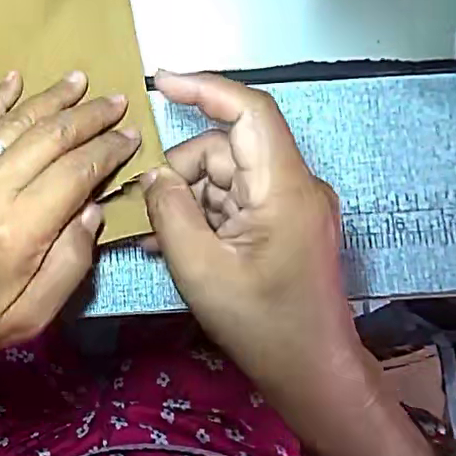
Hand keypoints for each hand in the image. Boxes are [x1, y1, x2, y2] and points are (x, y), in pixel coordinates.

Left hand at [0, 70, 141, 383]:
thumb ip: (70, 262)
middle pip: (49, 137)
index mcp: (17, 229)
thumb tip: (93, 208)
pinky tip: (13, 78)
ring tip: (78, 80)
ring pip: (13, 123)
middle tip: (116, 101)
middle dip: (88, 117)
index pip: (75, 172)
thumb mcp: (30, 316)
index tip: (132, 136)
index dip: (108, 151)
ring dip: (50, 99)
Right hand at [139, 71, 361, 397]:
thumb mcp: (199, 267)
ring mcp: (288, 205)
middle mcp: (293, 185)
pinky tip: (175, 243)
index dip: (204, 88)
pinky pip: (231, 200)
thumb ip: (169, 210)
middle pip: (224, 150)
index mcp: (285, 188)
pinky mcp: (281, 223)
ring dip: (184, 199)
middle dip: (179, 172)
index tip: (159, 81)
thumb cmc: (261, 323)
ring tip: (158, 238)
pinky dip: (200, 214)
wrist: (311, 374)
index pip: (249, 112)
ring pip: (222, 176)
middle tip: (144, 208)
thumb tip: (153, 175)